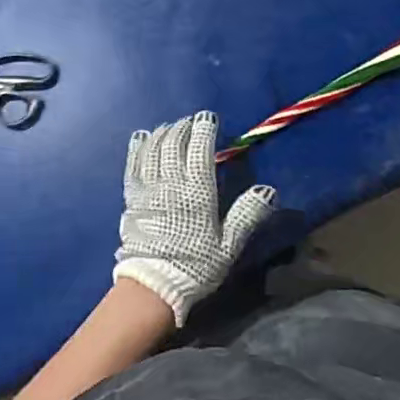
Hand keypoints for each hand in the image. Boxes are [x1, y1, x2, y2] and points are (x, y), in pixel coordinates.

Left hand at [111, 112, 277, 326]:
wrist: (153, 282)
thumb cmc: (195, 264)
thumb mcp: (229, 244)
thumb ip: (246, 214)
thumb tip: (268, 190)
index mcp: (197, 193)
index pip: (200, 151)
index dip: (203, 130)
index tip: (207, 118)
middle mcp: (170, 184)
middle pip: (174, 145)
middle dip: (182, 128)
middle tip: (188, 121)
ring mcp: (148, 189)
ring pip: (153, 151)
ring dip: (161, 134)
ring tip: (168, 126)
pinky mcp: (131, 197)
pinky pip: (133, 165)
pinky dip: (138, 148)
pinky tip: (141, 138)